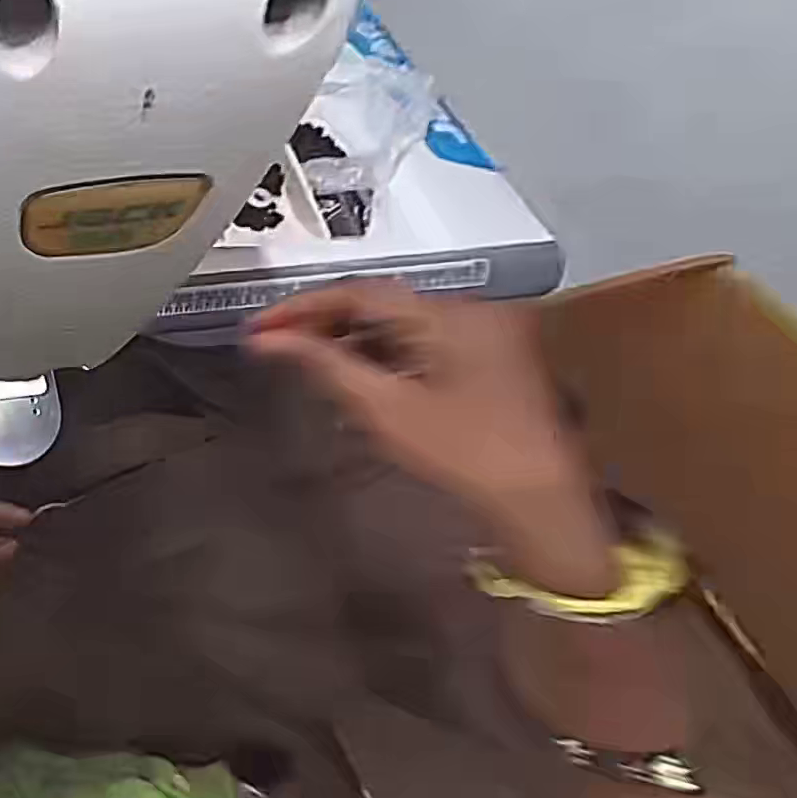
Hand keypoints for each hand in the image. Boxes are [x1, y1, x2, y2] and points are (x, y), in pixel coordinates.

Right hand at [250, 281, 617, 595]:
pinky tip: (344, 368)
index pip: (358, 293)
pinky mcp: (482, 354)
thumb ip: (320, 362)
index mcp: (450, 316)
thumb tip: (264, 339)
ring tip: (298, 355)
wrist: (540, 504)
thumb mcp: (380, 406)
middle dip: (318, 320)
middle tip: (271, 341)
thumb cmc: (460, 453)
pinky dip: (373, 348)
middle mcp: (468, 311)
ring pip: (392, 320)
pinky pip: (413, 338)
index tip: (256, 327)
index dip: (300, 306)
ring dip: (343, 334)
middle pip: (376, 301)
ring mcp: (479, 332)